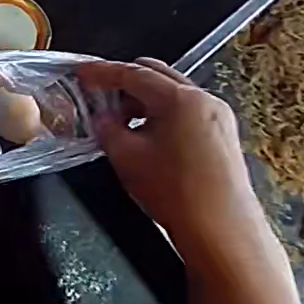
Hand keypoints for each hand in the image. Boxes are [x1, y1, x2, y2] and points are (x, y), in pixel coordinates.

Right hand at [76, 58, 285, 284]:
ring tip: (120, 125)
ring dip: (141, 101)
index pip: (132, 73)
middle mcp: (204, 101)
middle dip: (124, 84)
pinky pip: (184, 112)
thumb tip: (102, 119)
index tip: (83, 72)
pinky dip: (160, 115)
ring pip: (170, 94)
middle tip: (99, 98)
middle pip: (155, 75)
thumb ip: (107, 128)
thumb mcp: (126, 156)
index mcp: (180, 99)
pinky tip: (144, 138)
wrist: (221, 231)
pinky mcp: (221, 135)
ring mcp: (217, 117)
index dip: (101, 72)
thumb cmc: (177, 193)